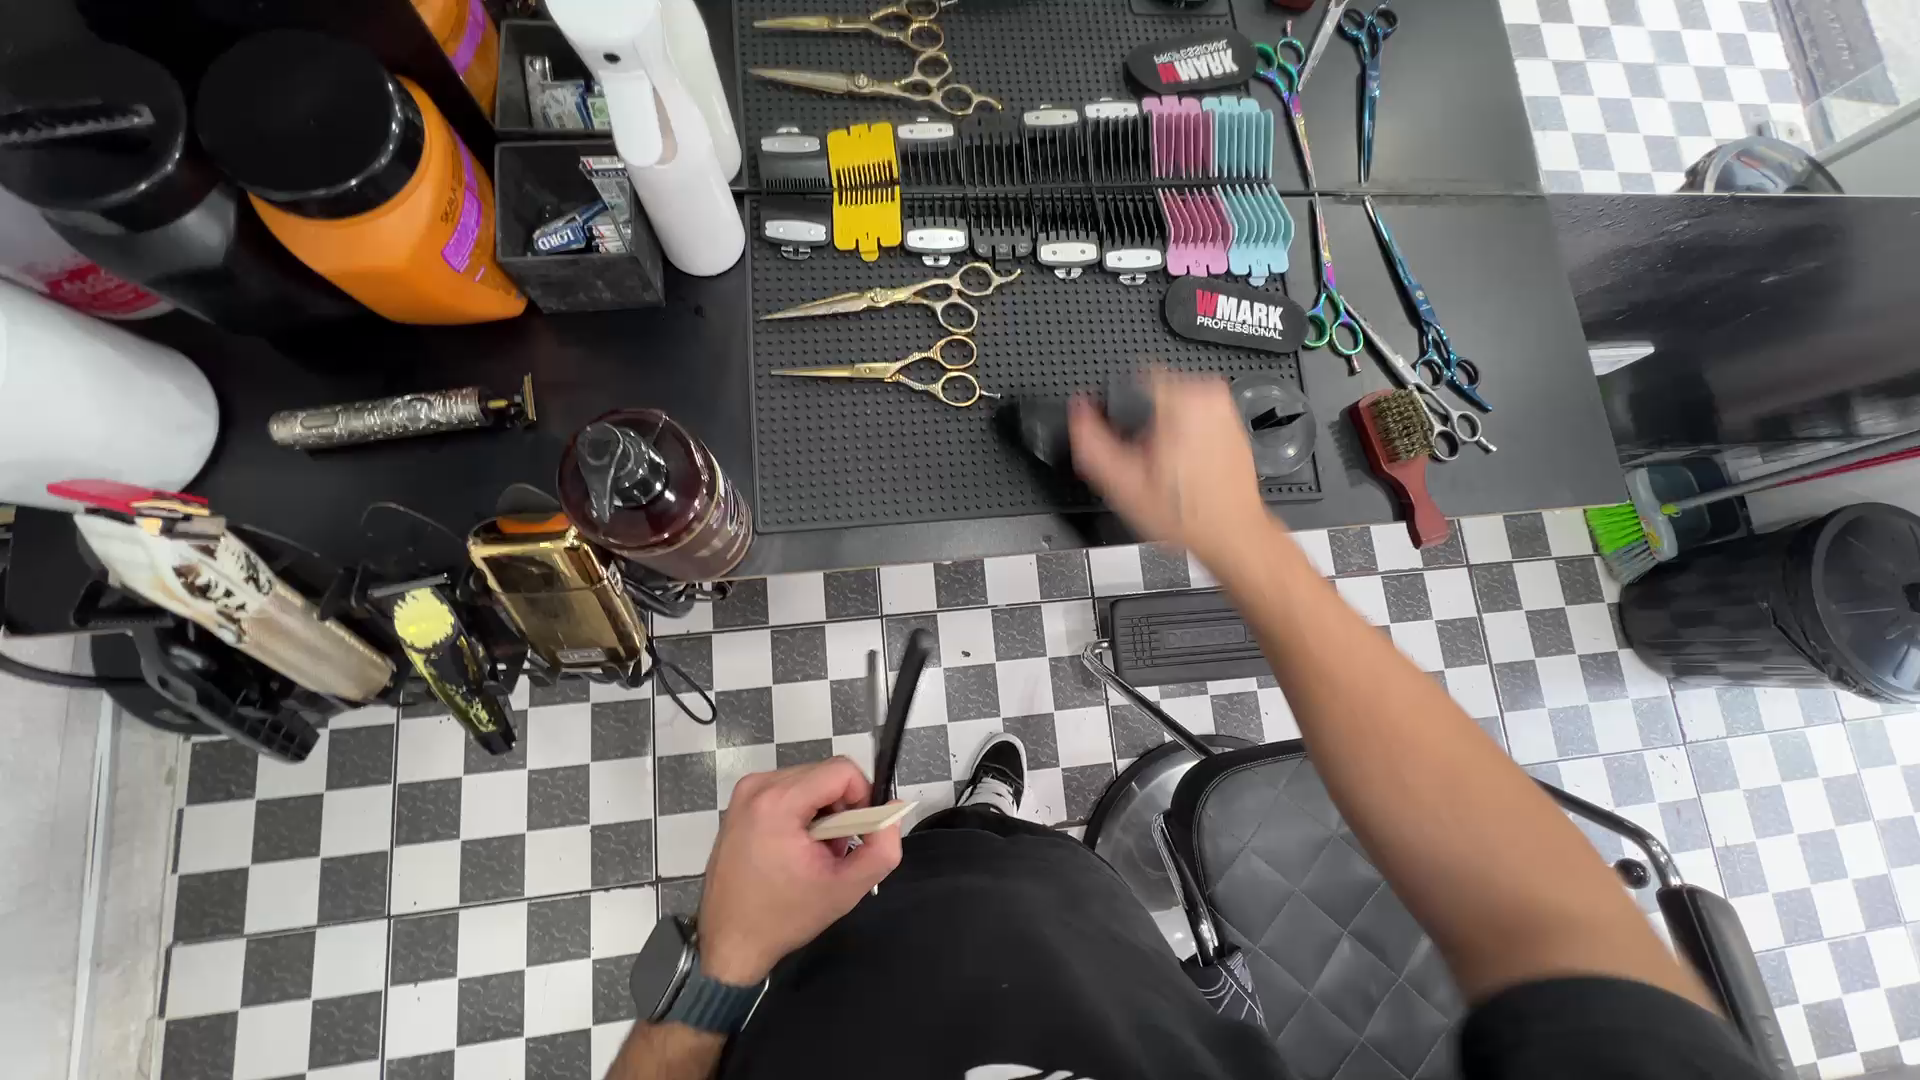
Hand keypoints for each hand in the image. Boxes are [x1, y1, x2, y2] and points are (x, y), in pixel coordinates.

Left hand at [696, 758, 902, 984]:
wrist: (729, 943)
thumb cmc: (784, 917)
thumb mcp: (845, 889)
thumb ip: (882, 849)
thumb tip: (893, 810)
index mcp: (778, 802)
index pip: (841, 770)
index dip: (862, 797)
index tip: (859, 833)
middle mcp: (758, 786)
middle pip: (825, 774)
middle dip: (842, 808)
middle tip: (836, 850)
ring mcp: (746, 792)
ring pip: (810, 781)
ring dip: (824, 811)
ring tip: (816, 852)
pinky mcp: (741, 802)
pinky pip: (790, 790)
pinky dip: (803, 812)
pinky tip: (797, 848)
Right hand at [1068, 371, 1277, 566]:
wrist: (1231, 534)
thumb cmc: (1185, 515)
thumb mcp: (1121, 483)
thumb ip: (1091, 441)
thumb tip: (1077, 410)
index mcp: (1181, 398)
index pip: (1131, 381)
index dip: (1120, 414)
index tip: (1127, 444)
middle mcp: (1208, 395)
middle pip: (1151, 395)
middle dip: (1143, 425)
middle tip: (1147, 464)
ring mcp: (1224, 409)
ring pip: (1172, 407)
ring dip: (1164, 431)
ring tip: (1168, 469)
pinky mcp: (1232, 424)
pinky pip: (1195, 419)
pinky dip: (1185, 438)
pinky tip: (1185, 470)